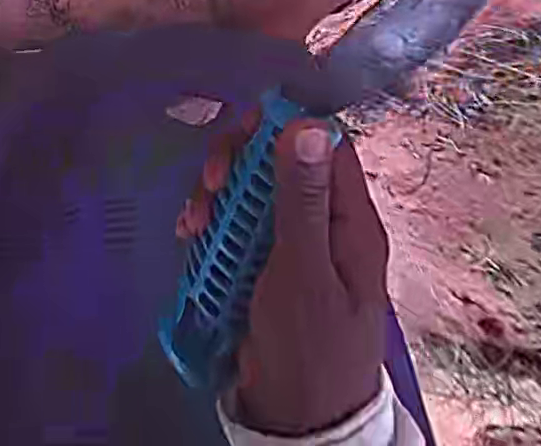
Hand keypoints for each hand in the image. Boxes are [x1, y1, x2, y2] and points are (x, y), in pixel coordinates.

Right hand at [179, 113, 389, 435]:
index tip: (245, 128)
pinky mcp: (260, 254)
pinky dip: (210, 219)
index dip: (286, 126)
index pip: (324, 145)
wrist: (294, 422)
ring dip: (217, 193)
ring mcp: (288, 236)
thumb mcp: (304, 269)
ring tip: (196, 221)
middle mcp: (321, 219)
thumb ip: (302, 198)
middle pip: (278, 159)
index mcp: (348, 218)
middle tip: (211, 182)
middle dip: (239, 161)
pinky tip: (191, 234)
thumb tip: (308, 125)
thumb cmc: (309, 347)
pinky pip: (233, 217)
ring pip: (249, 185)